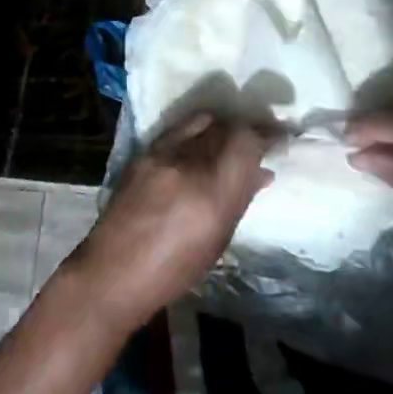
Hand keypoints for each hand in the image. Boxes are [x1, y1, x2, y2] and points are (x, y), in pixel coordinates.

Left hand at [68, 113, 273, 328]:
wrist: (112, 273)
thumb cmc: (172, 270)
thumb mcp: (217, 240)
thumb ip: (240, 199)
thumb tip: (262, 172)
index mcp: (211, 193)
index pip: (247, 141)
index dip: (268, 134)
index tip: (280, 138)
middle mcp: (187, 164)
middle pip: (227, 126)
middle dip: (248, 129)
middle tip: (260, 139)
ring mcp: (161, 154)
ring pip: (203, 121)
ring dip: (224, 125)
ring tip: (232, 138)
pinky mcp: (143, 152)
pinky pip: (179, 128)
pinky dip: (198, 129)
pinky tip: (203, 143)